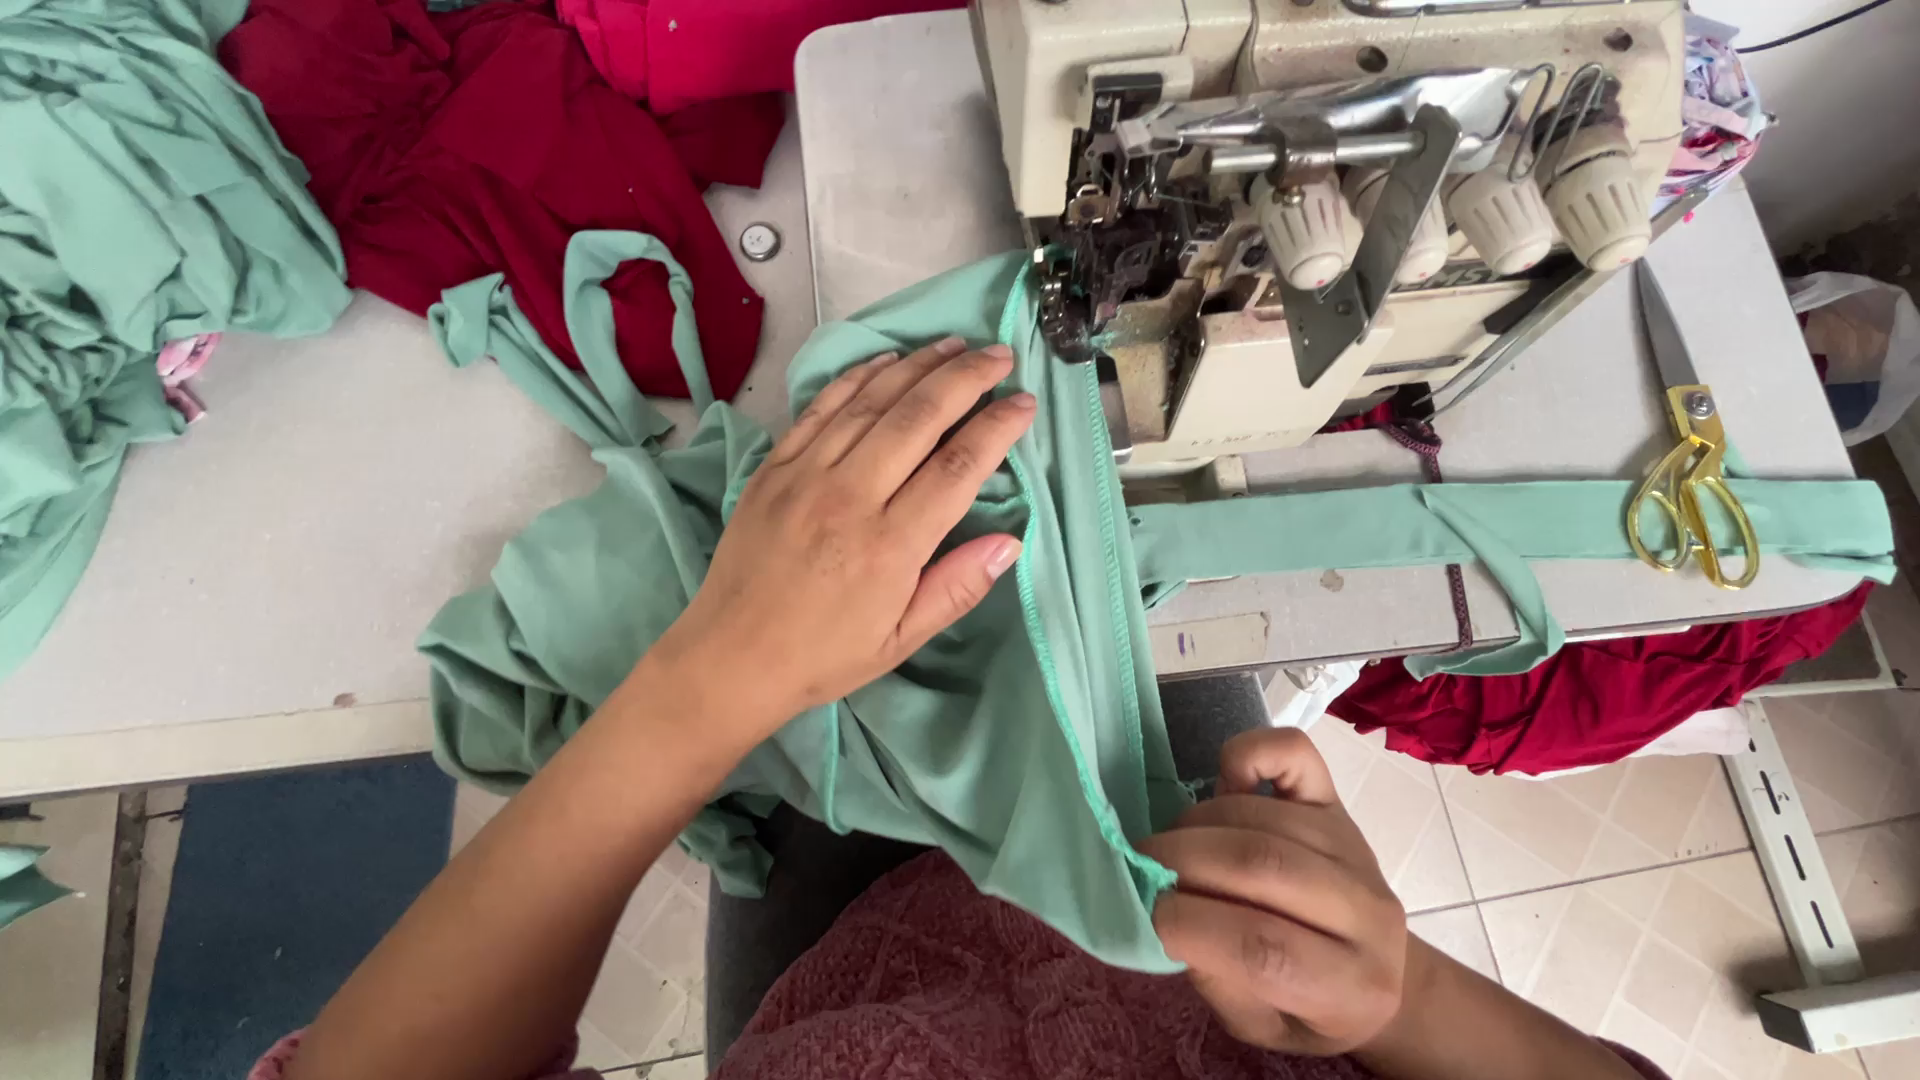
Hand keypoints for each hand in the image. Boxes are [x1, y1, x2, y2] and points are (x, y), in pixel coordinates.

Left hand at [650, 336, 1034, 732]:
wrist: (732, 657)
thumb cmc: (826, 654)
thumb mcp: (902, 639)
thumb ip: (958, 588)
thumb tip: (1011, 541)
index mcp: (890, 545)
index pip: (958, 466)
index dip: (997, 427)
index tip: (1025, 403)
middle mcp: (850, 497)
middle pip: (919, 417)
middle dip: (967, 378)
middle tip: (999, 355)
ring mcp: (807, 475)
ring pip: (872, 402)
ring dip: (918, 366)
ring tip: (955, 344)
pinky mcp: (775, 467)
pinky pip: (821, 408)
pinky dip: (857, 377)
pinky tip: (886, 361)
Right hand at [1141, 728, 1407, 1055]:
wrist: (1378, 972)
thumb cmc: (1307, 1006)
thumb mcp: (1260, 1025)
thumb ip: (1215, 980)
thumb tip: (1162, 914)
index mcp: (1352, 985)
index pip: (1264, 948)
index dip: (1188, 924)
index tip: (1150, 915)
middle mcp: (1366, 911)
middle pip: (1262, 865)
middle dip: (1181, 861)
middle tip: (1144, 867)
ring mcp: (1351, 846)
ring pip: (1262, 817)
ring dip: (1196, 824)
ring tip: (1172, 846)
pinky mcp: (1334, 800)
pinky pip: (1293, 754)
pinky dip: (1246, 753)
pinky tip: (1221, 782)